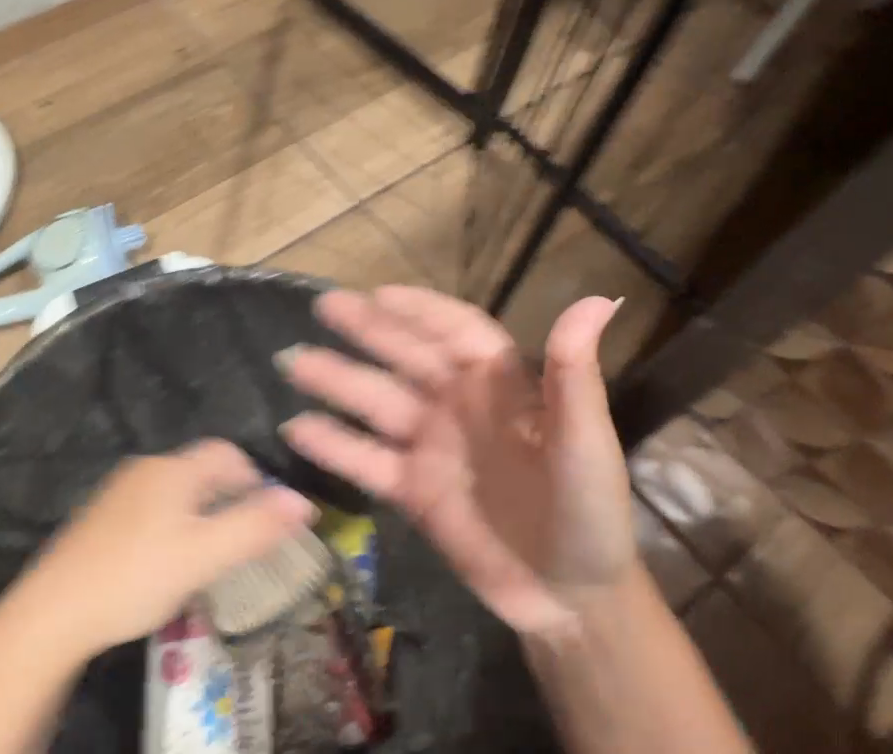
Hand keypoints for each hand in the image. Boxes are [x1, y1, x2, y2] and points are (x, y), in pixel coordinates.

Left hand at [16, 439, 317, 656]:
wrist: (54, 611)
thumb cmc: (135, 578)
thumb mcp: (204, 556)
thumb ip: (254, 527)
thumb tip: (304, 502)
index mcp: (173, 469)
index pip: (227, 452)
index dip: (256, 477)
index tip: (270, 516)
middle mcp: (145, 468)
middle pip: (202, 470)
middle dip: (231, 498)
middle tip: (247, 540)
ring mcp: (119, 492)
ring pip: (177, 492)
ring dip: (203, 514)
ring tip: (214, 556)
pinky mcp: (103, 518)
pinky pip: (154, 509)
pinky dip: (175, 526)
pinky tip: (170, 564)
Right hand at [277, 288, 633, 637]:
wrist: (570, 599)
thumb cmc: (589, 514)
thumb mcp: (586, 445)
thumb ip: (575, 377)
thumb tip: (597, 300)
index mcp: (503, 384)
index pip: (456, 333)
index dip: (421, 312)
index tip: (379, 294)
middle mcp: (459, 405)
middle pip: (407, 357)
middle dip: (368, 331)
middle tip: (324, 306)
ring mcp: (431, 447)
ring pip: (378, 402)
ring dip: (338, 381)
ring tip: (296, 363)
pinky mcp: (412, 490)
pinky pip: (367, 460)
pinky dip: (334, 444)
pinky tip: (298, 428)